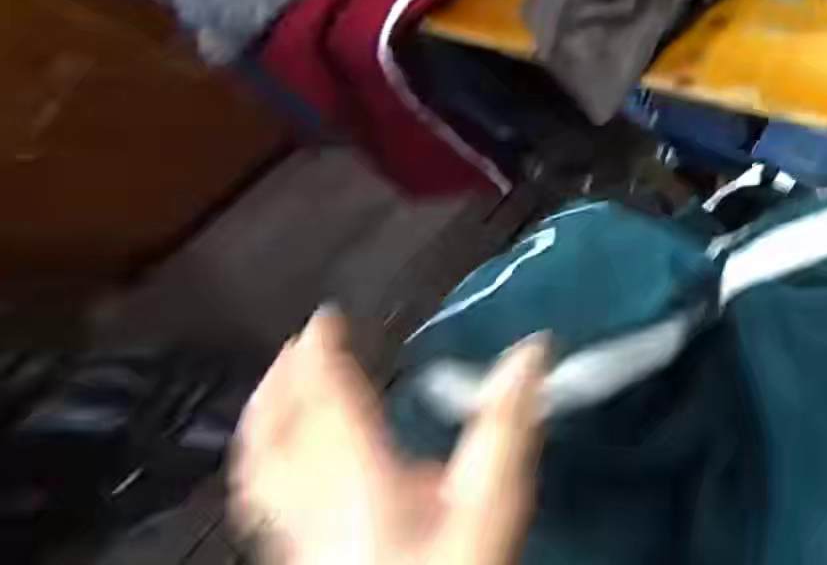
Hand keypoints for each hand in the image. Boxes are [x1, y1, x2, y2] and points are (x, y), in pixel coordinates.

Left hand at [230, 308, 547, 564]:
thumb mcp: (492, 497)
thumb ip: (507, 422)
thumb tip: (531, 347)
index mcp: (358, 484)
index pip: (328, 411)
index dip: (320, 362)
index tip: (323, 319)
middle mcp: (315, 510)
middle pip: (273, 449)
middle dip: (277, 394)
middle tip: (293, 348)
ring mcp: (303, 541)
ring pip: (263, 478)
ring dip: (269, 426)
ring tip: (285, 393)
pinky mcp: (312, 557)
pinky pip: (275, 495)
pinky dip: (280, 456)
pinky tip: (303, 460)